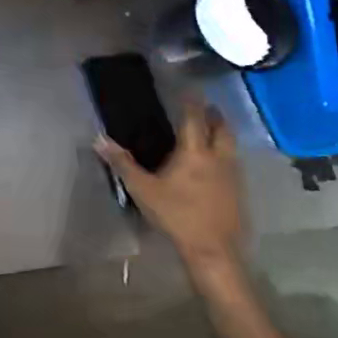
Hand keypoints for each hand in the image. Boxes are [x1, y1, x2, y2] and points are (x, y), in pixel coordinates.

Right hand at [96, 96, 244, 270]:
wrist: (213, 249)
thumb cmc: (176, 215)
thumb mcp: (143, 190)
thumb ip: (122, 163)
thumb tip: (99, 139)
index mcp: (195, 152)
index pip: (195, 117)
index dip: (192, 101)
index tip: (189, 88)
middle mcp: (218, 157)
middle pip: (221, 127)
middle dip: (213, 114)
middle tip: (204, 106)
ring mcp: (232, 174)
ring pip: (230, 144)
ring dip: (221, 132)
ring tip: (209, 129)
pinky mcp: (238, 190)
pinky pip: (232, 161)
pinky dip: (224, 152)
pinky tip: (214, 162)